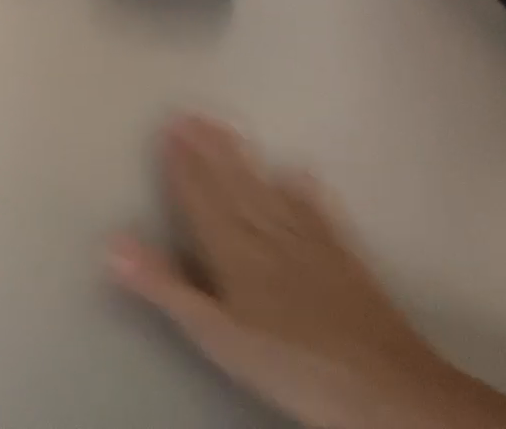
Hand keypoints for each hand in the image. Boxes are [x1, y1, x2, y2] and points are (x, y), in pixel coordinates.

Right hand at [109, 116, 488, 428]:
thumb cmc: (292, 365)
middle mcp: (268, 237)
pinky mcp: (347, 262)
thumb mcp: (216, 334)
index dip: (182, 164)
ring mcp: (311, 245)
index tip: (168, 126)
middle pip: (233, 186)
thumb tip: (112, 242)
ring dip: (245, 158)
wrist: (393, 393)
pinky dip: (306, 192)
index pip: (200, 199)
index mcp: (234, 252)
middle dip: (209, 149)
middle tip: (191, 112)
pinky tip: (299, 172)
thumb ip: (165, 285)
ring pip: (268, 191)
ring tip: (227, 126)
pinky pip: (319, 215)